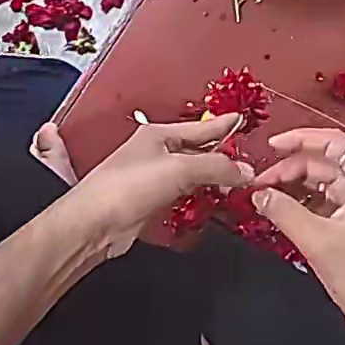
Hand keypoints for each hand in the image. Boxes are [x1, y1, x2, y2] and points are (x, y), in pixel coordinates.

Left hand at [47, 113, 252, 260]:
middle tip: (251, 161)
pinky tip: (214, 200)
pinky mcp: (152, 202)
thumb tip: (247, 171)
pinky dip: (201, 195)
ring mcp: (153, 177)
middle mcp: (156, 152)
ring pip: (192, 173)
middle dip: (223, 155)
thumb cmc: (130, 186)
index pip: (201, 127)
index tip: (244, 120)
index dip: (223, 125)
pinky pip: (184, 193)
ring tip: (240, 182)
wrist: (94, 224)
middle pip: (198, 150)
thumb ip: (216, 167)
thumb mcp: (179, 168)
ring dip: (214, 177)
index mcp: (159, 134)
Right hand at [253, 129, 344, 344]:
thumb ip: (283, 210)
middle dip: (290, 167)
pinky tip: (279, 208)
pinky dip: (302, 201)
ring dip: (293, 185)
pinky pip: (324, 200)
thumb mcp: (318, 241)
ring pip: (322, 181)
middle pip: (325, 162)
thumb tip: (256, 192)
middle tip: (259, 183)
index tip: (270, 145)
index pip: (335, 143)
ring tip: (263, 195)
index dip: (301, 139)